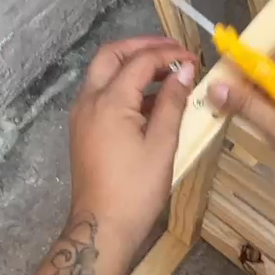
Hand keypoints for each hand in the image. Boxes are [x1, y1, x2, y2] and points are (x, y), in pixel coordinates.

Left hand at [67, 36, 196, 271]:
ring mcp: (81, 115)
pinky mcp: (82, 130)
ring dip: (132, 67)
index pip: (139, 61)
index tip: (193, 59)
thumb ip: (172, 102)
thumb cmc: (136, 189)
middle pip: (111, 56)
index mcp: (108, 101)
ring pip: (103, 74)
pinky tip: (151, 102)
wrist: (101, 227)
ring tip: (167, 75)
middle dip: (141, 48)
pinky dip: (124, 88)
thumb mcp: (162, 144)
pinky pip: (102, 95)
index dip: (168, 55)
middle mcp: (88, 101)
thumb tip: (184, 71)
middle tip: (172, 52)